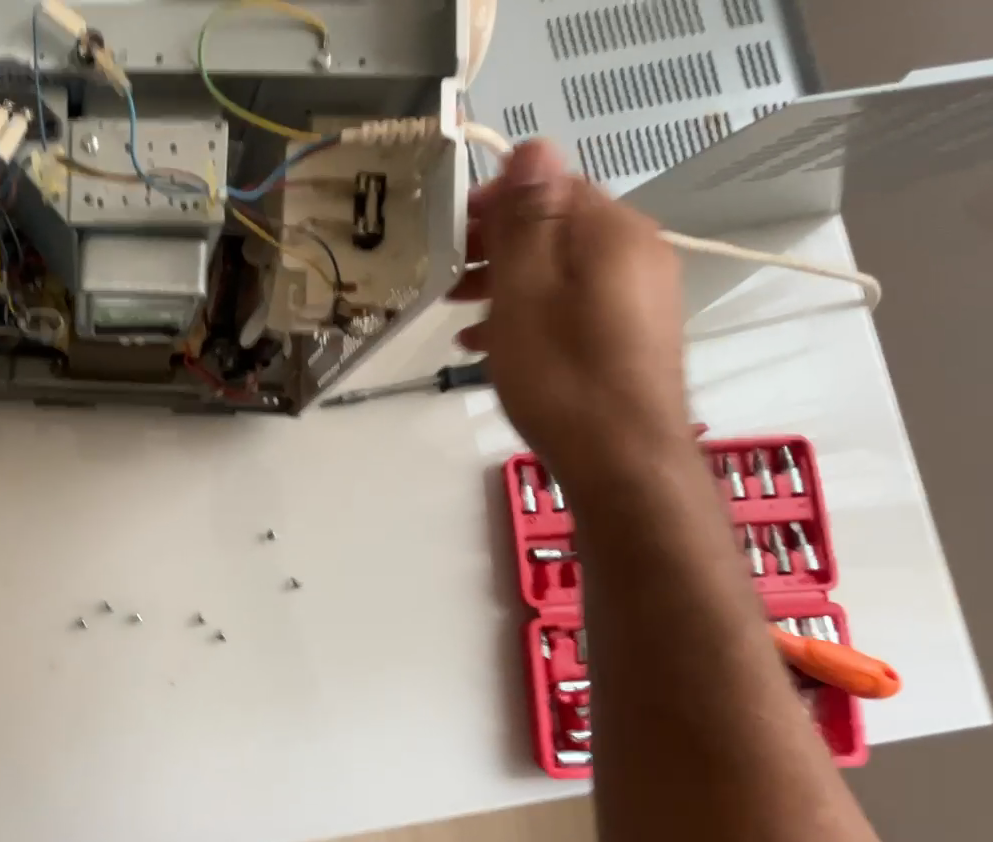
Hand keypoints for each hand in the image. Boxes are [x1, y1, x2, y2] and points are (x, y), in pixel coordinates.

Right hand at [453, 140, 690, 491]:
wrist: (621, 456)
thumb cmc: (561, 373)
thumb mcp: (526, 292)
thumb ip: (528, 219)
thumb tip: (532, 145)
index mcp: (610, 232)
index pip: (550, 184)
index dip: (495, 201)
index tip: (448, 234)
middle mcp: (634, 250)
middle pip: (556, 226)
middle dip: (496, 243)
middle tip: (445, 276)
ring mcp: (636, 292)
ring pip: (560, 266)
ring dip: (506, 280)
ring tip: (458, 312)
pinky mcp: (630, 329)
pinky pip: (571, 300)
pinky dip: (529, 309)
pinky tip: (490, 341)